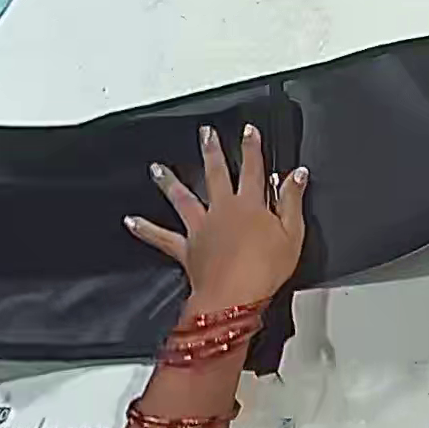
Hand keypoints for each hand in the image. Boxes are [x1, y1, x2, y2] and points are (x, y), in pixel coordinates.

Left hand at [124, 124, 307, 312]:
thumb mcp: (293, 233)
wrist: (235, 297)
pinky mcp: (187, 248)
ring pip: (183, 199)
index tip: (247, 130)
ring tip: (157, 168)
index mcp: (251, 205)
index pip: (253, 169)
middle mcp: (223, 210)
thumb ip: (292, 200)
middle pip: (216, 174)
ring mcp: (201, 228)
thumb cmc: (267, 267)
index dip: (252, 148)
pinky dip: (146, 229)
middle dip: (211, 152)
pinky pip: (162, 237)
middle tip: (205, 133)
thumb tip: (297, 174)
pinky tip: (130, 221)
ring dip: (170, 182)